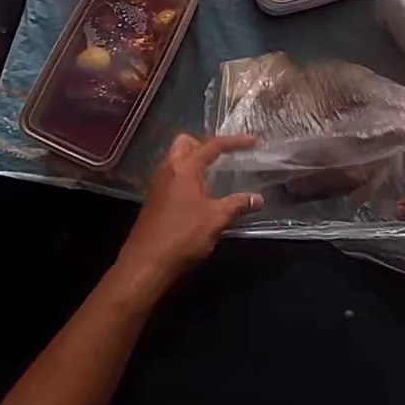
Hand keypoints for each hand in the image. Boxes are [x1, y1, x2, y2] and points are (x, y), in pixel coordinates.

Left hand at [112, 134, 261, 297]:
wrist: (146, 262)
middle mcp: (168, 168)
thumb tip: (258, 199)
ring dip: (194, 159)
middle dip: (205, 143)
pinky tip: (198, 193)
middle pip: (186, 142)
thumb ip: (237, 205)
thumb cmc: (183, 235)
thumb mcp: (215, 219)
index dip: (233, 142)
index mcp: (185, 167)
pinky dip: (186, 174)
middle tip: (224, 155)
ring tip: (214, 172)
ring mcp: (158, 182)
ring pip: (176, 158)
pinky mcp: (154, 197)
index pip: (212, 146)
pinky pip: (172, 174)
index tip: (252, 141)